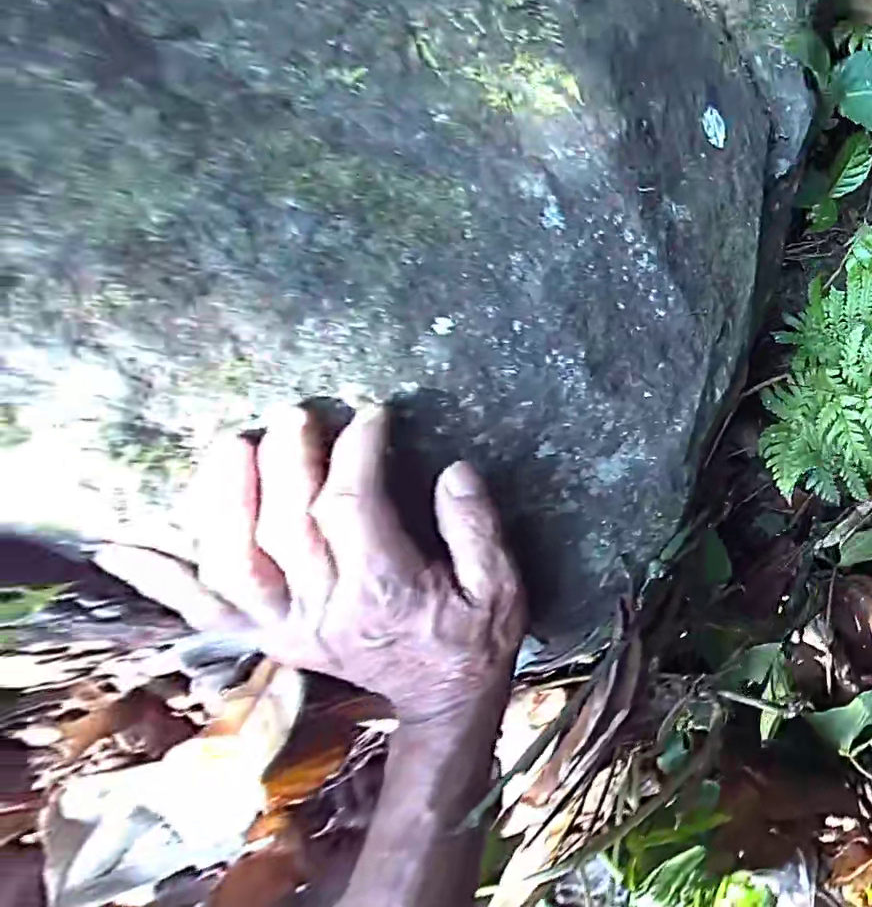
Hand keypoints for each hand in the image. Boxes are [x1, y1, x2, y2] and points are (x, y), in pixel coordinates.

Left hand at [96, 404, 526, 725]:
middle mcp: (324, 607)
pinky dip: (162, 580)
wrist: (447, 696)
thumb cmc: (481, 633)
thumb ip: (477, 527)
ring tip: (230, 449)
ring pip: (233, 560)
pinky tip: (128, 549)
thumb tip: (454, 470)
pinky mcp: (271, 638)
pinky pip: (204, 611)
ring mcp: (288, 626)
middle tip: (295, 416)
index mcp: (386, 588)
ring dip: (223, 500)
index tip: (372, 417)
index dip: (356, 454)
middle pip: (284, 525)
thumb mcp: (502, 580)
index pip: (352, 507)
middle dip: (287, 462)